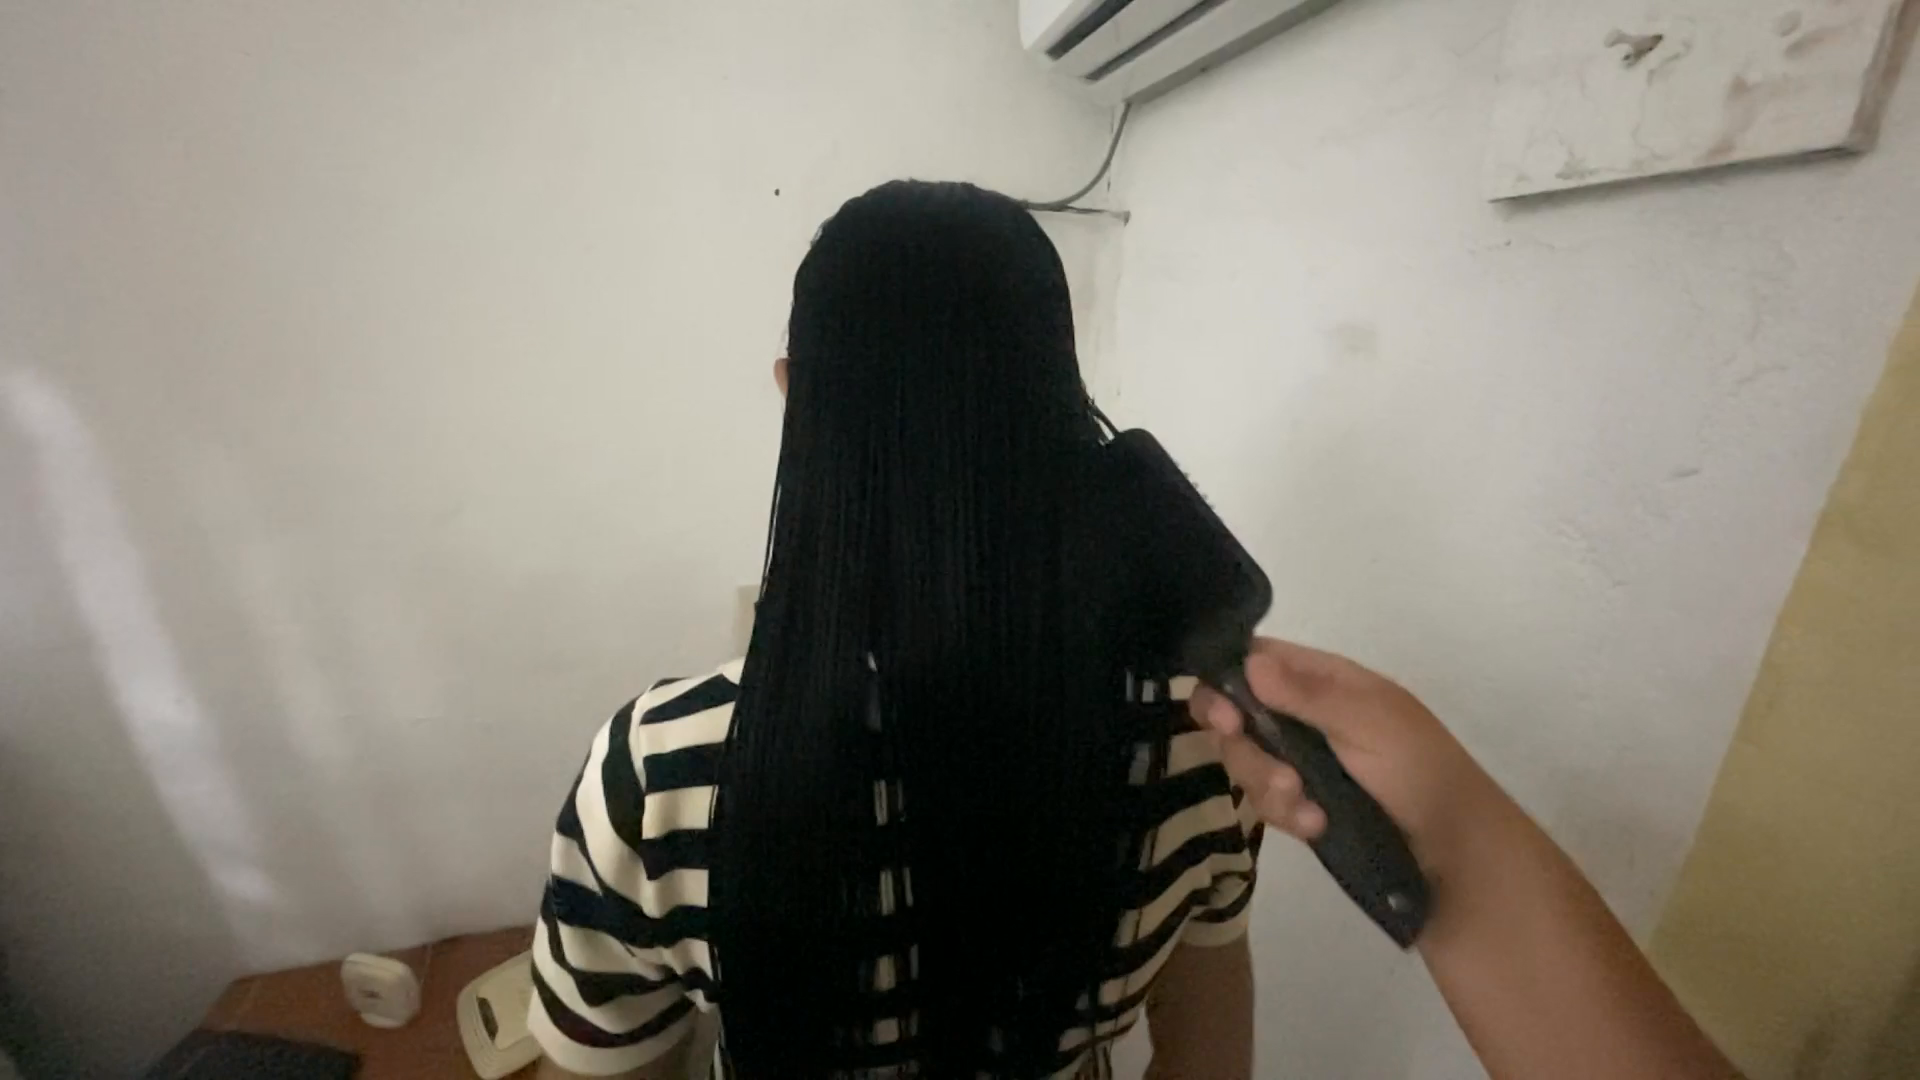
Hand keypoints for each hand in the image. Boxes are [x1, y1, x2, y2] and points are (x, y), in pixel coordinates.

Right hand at [1189, 638, 1498, 874]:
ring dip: (1266, 785)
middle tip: (1257, 760)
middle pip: (1234, 714)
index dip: (1225, 680)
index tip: (1221, 715)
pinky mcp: (1298, 801)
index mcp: (1322, 680)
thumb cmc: (1422, 772)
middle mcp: (1300, 713)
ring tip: (1304, 806)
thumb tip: (1249, 662)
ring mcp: (1298, 759)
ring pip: (1244, 761)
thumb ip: (1308, 695)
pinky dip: (1284, 813)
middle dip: (1241, 744)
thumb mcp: (1371, 723)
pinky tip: (1315, 826)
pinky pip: (1264, 801)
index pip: (1254, 660)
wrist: (1460, 859)